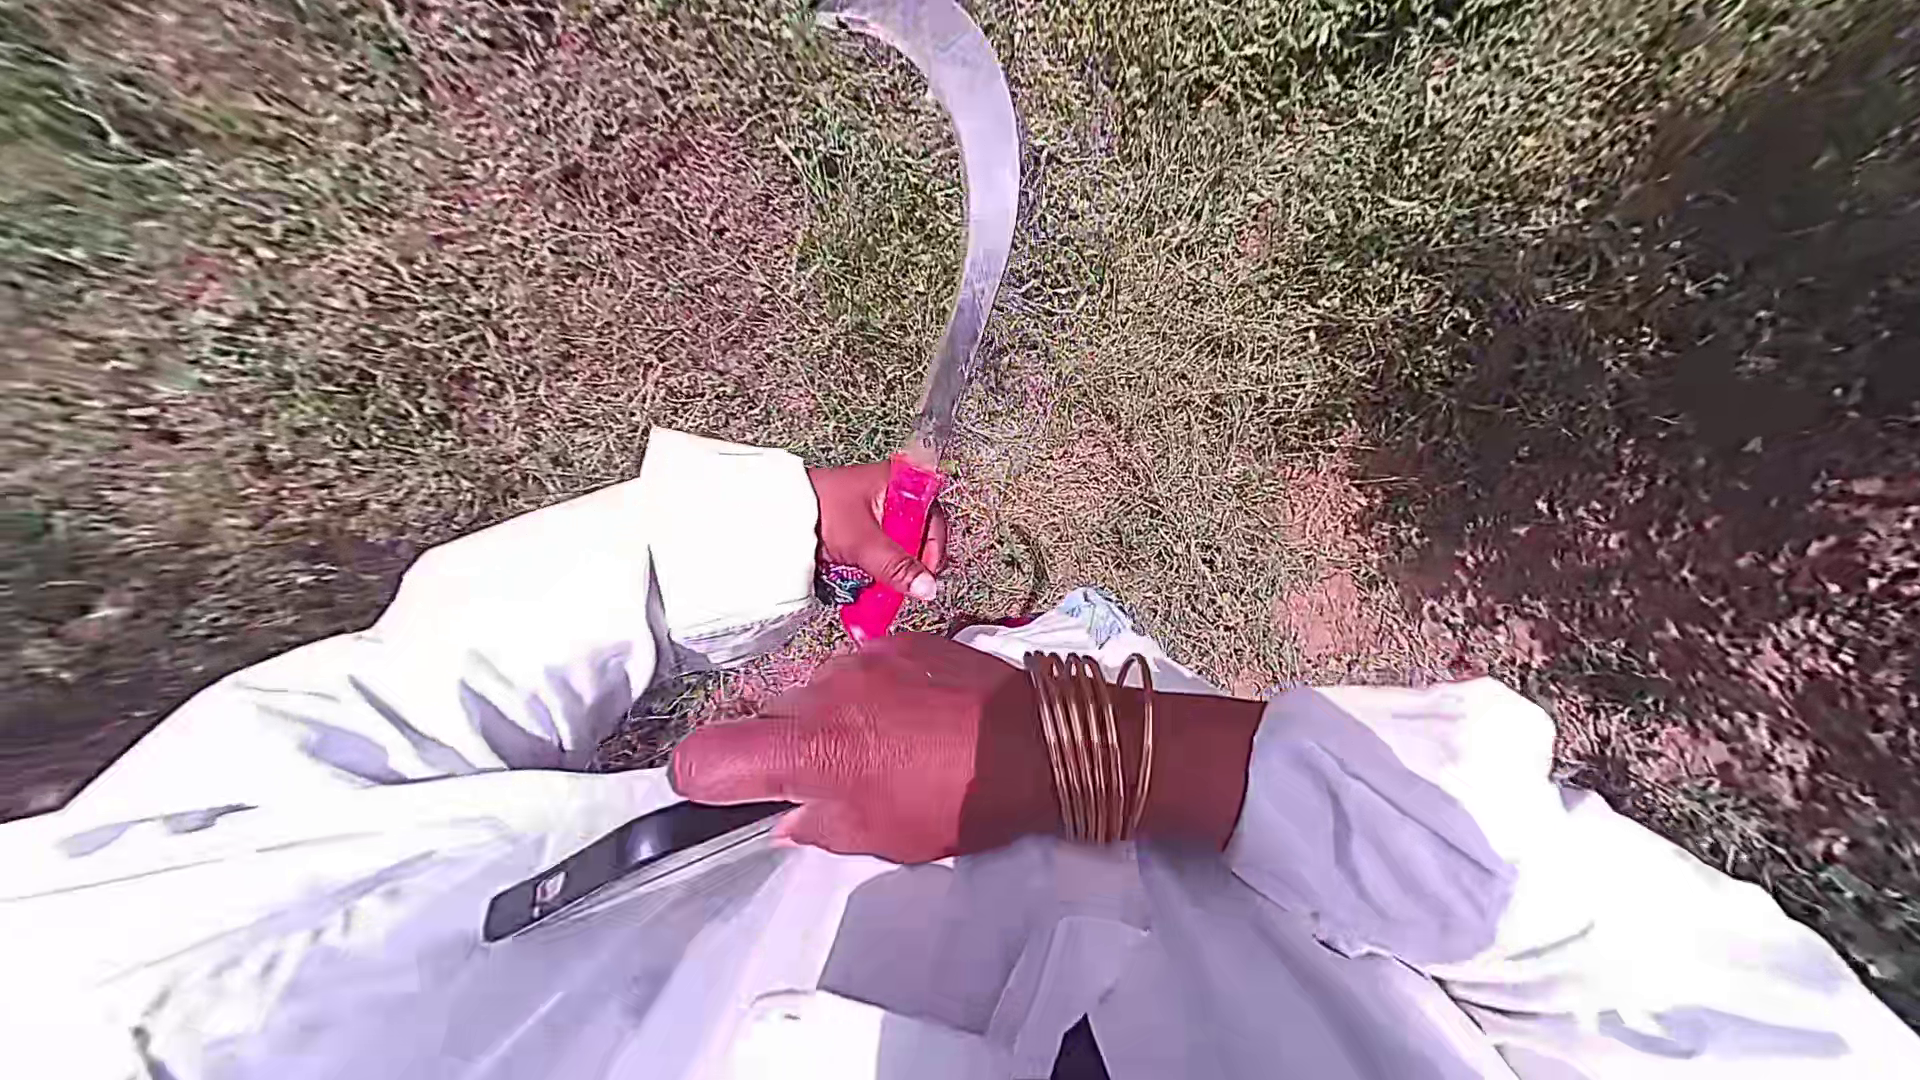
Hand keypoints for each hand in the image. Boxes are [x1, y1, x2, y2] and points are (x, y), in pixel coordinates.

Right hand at [670, 633, 1055, 862]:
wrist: (1032, 739)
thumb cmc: (957, 801)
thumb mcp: (883, 836)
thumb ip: (817, 824)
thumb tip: (787, 814)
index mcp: (812, 751)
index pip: (706, 756)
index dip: (701, 776)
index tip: (727, 787)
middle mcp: (822, 692)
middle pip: (764, 715)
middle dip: (783, 743)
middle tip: (829, 766)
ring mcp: (861, 656)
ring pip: (812, 686)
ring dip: (828, 711)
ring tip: (880, 732)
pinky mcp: (896, 638)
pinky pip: (857, 663)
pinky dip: (867, 686)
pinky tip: (909, 703)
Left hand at [809, 463, 948, 601]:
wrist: (774, 515)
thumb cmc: (817, 510)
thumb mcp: (862, 541)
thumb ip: (897, 566)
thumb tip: (927, 587)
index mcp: (900, 484)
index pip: (935, 519)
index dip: (933, 549)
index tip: (925, 574)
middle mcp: (894, 497)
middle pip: (918, 540)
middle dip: (907, 566)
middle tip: (897, 583)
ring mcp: (879, 516)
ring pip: (900, 553)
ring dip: (890, 572)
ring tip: (874, 583)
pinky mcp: (864, 533)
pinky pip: (882, 557)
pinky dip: (876, 572)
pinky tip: (865, 580)